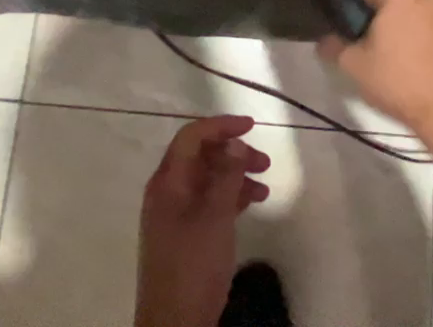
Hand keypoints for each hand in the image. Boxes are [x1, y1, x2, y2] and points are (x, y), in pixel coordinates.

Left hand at [135, 114, 271, 326]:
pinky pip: (208, 201)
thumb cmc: (193, 266)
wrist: (173, 325)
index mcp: (168, 182)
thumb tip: (234, 141)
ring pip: (207, 179)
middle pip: (200, 156)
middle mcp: (167, 191)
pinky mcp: (184, 234)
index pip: (192, 137)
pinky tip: (252, 203)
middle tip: (264, 162)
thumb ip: (226, 176)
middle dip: (232, 152)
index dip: (221, 126)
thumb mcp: (215, 217)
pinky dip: (229, 197)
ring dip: (234, 176)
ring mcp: (174, 213)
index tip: (251, 126)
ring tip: (264, 186)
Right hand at [317, 0, 432, 137]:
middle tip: (368, 45)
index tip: (343, 21)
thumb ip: (333, 46)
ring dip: (405, 29)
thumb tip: (324, 39)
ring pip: (416, 15)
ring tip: (396, 59)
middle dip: (379, 16)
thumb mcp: (354, 66)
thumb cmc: (398, 83)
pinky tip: (421, 68)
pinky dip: (426, 42)